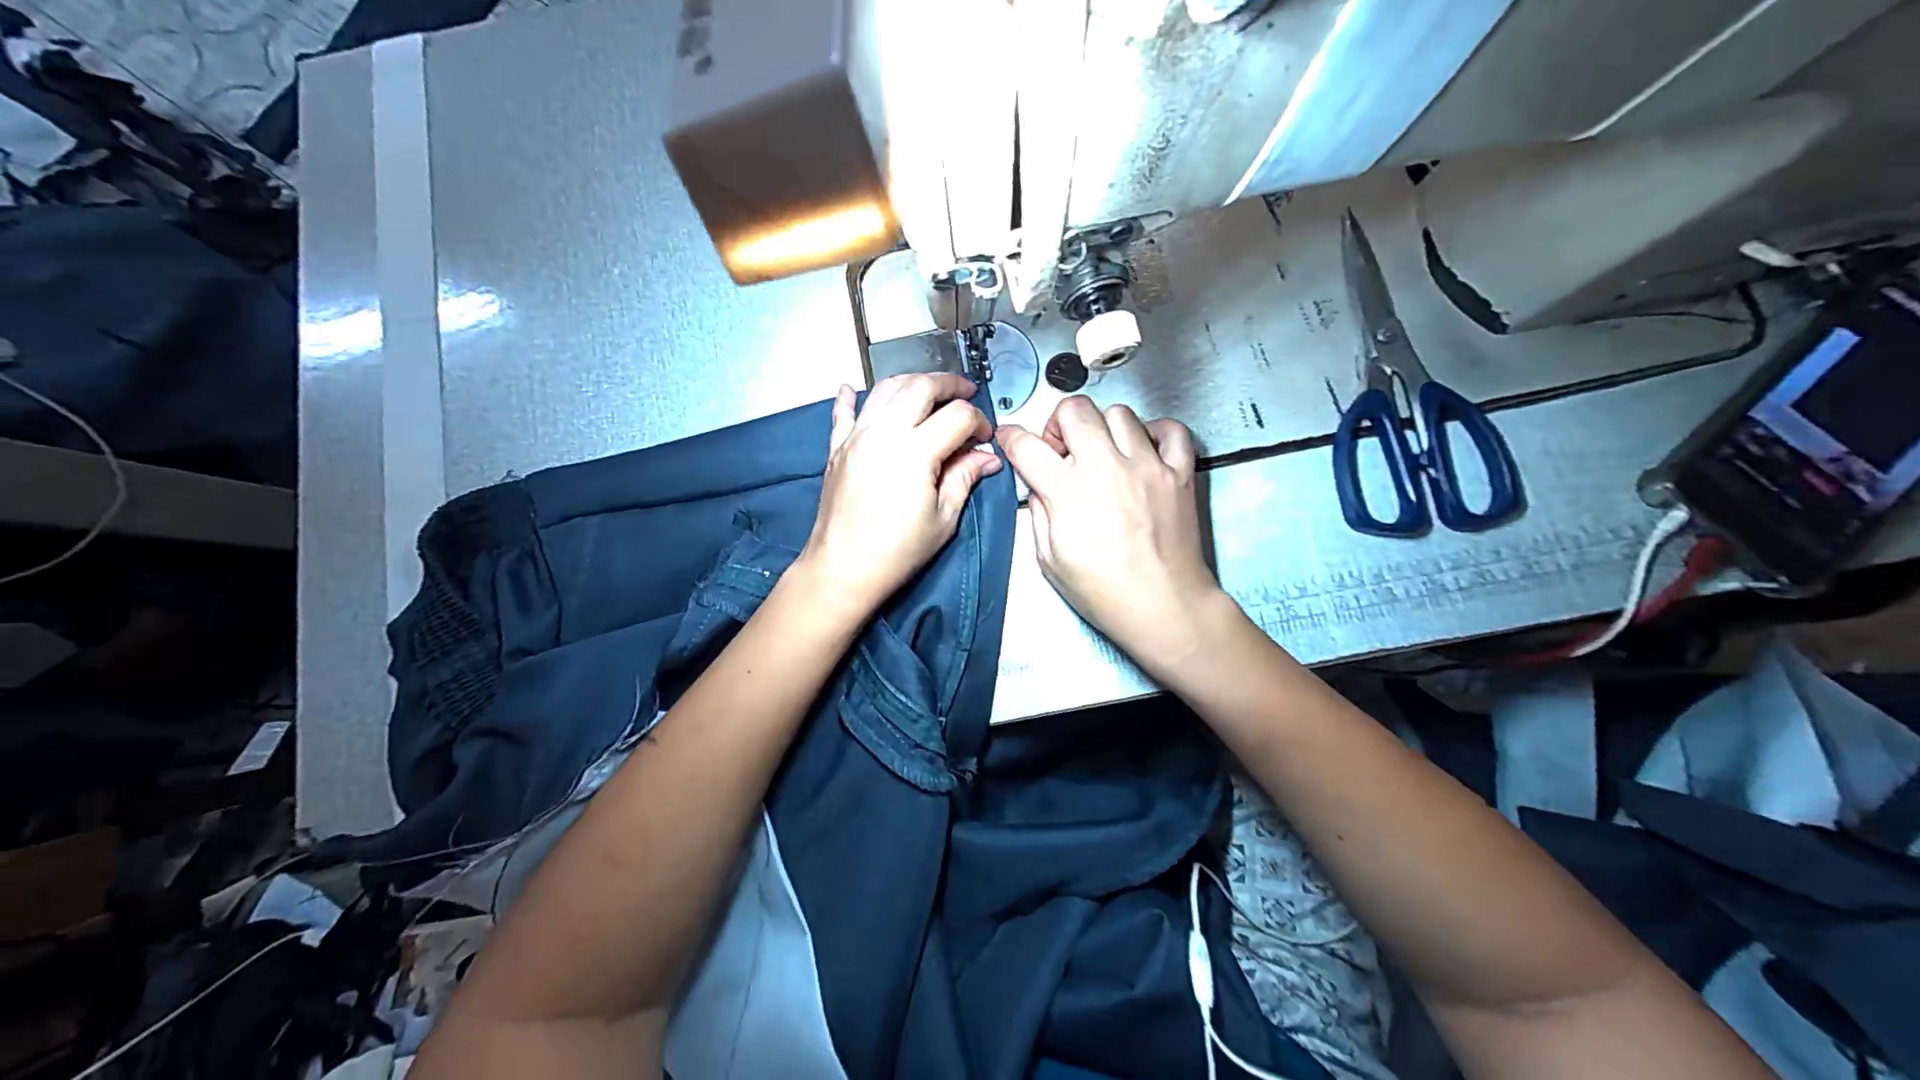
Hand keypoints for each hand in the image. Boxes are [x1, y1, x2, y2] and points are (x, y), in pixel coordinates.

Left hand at [797, 374, 1003, 618]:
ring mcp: (857, 437)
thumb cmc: (894, 552)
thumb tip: (986, 459)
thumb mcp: (943, 518)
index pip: (957, 416)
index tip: (984, 438)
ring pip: (885, 389)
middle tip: (965, 393)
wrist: (844, 568)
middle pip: (921, 387)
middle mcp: (884, 434)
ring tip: (928, 391)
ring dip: (911, 383)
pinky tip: (852, 389)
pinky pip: (843, 412)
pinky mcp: (838, 449)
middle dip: (949, 385)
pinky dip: (850, 397)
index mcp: (915, 452)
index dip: (979, 422)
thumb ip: (964, 478)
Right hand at [996, 397, 1231, 678]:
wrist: (1163, 608)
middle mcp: (1107, 469)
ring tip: (1103, 453)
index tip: (1011, 439)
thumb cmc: (1107, 593)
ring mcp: (1147, 467)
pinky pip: (1171, 430)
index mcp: (1069, 493)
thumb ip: (1039, 514)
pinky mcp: (1178, 474)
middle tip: (1061, 448)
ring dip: (1103, 428)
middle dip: (1058, 423)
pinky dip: (1155, 432)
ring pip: (1119, 413)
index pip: (1027, 445)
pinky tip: (1143, 450)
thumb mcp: (1050, 561)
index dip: (1011, 438)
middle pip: (1074, 410)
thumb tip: (1038, 486)